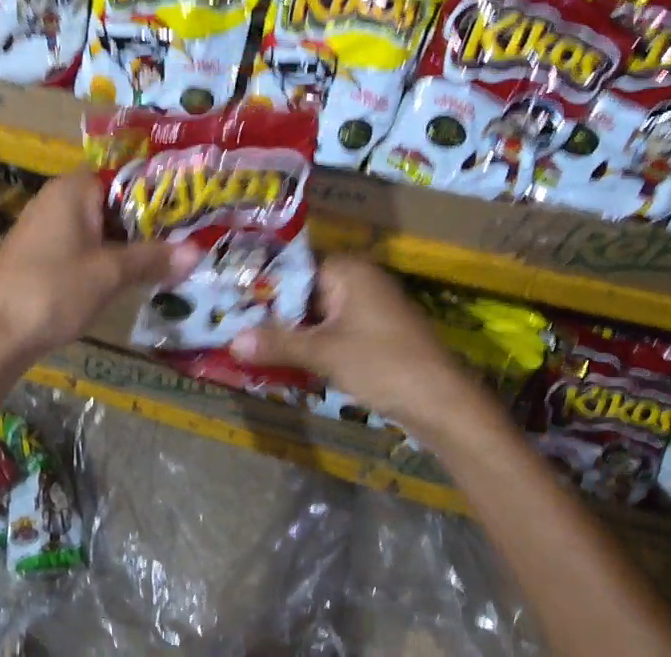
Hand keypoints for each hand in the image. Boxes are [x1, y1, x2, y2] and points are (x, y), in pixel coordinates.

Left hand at [0, 170, 199, 362]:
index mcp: (73, 188)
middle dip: (149, 224)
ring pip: (101, 228)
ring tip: (169, 262)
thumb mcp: (111, 274)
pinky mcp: (40, 254)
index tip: (192, 214)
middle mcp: (57, 198)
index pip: (127, 177)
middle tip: (189, 242)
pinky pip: (84, 246)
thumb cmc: (54, 290)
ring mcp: (45, 227)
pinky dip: (107, 258)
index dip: (161, 195)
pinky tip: (130, 279)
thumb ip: (153, 258)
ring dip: (130, 245)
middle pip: (115, 202)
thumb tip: (198, 251)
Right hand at [228, 255, 470, 421]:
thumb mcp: (325, 353)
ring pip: (315, 314)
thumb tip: (231, 341)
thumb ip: (278, 343)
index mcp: (349, 270)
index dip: (260, 280)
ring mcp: (368, 309)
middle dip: (270, 309)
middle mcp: (359, 280)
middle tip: (227, 319)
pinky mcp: (374, 335)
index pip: (293, 264)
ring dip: (288, 330)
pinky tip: (279, 357)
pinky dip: (308, 343)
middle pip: (302, 289)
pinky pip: (330, 331)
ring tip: (244, 338)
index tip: (225, 292)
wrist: (445, 406)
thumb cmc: (385, 365)